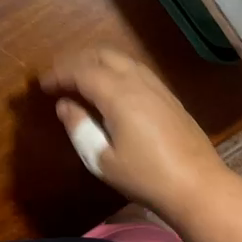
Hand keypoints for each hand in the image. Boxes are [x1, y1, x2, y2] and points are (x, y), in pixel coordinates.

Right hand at [40, 46, 228, 220]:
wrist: (198, 186)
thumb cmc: (146, 177)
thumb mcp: (102, 160)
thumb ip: (80, 128)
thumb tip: (65, 106)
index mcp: (119, 95)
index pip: (82, 71)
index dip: (59, 74)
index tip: (42, 84)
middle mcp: (138, 82)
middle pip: (103, 55)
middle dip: (76, 60)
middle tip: (58, 76)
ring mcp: (157, 87)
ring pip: (122, 59)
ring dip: (97, 62)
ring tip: (80, 78)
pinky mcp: (169, 97)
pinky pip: (136, 70)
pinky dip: (115, 69)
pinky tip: (110, 88)